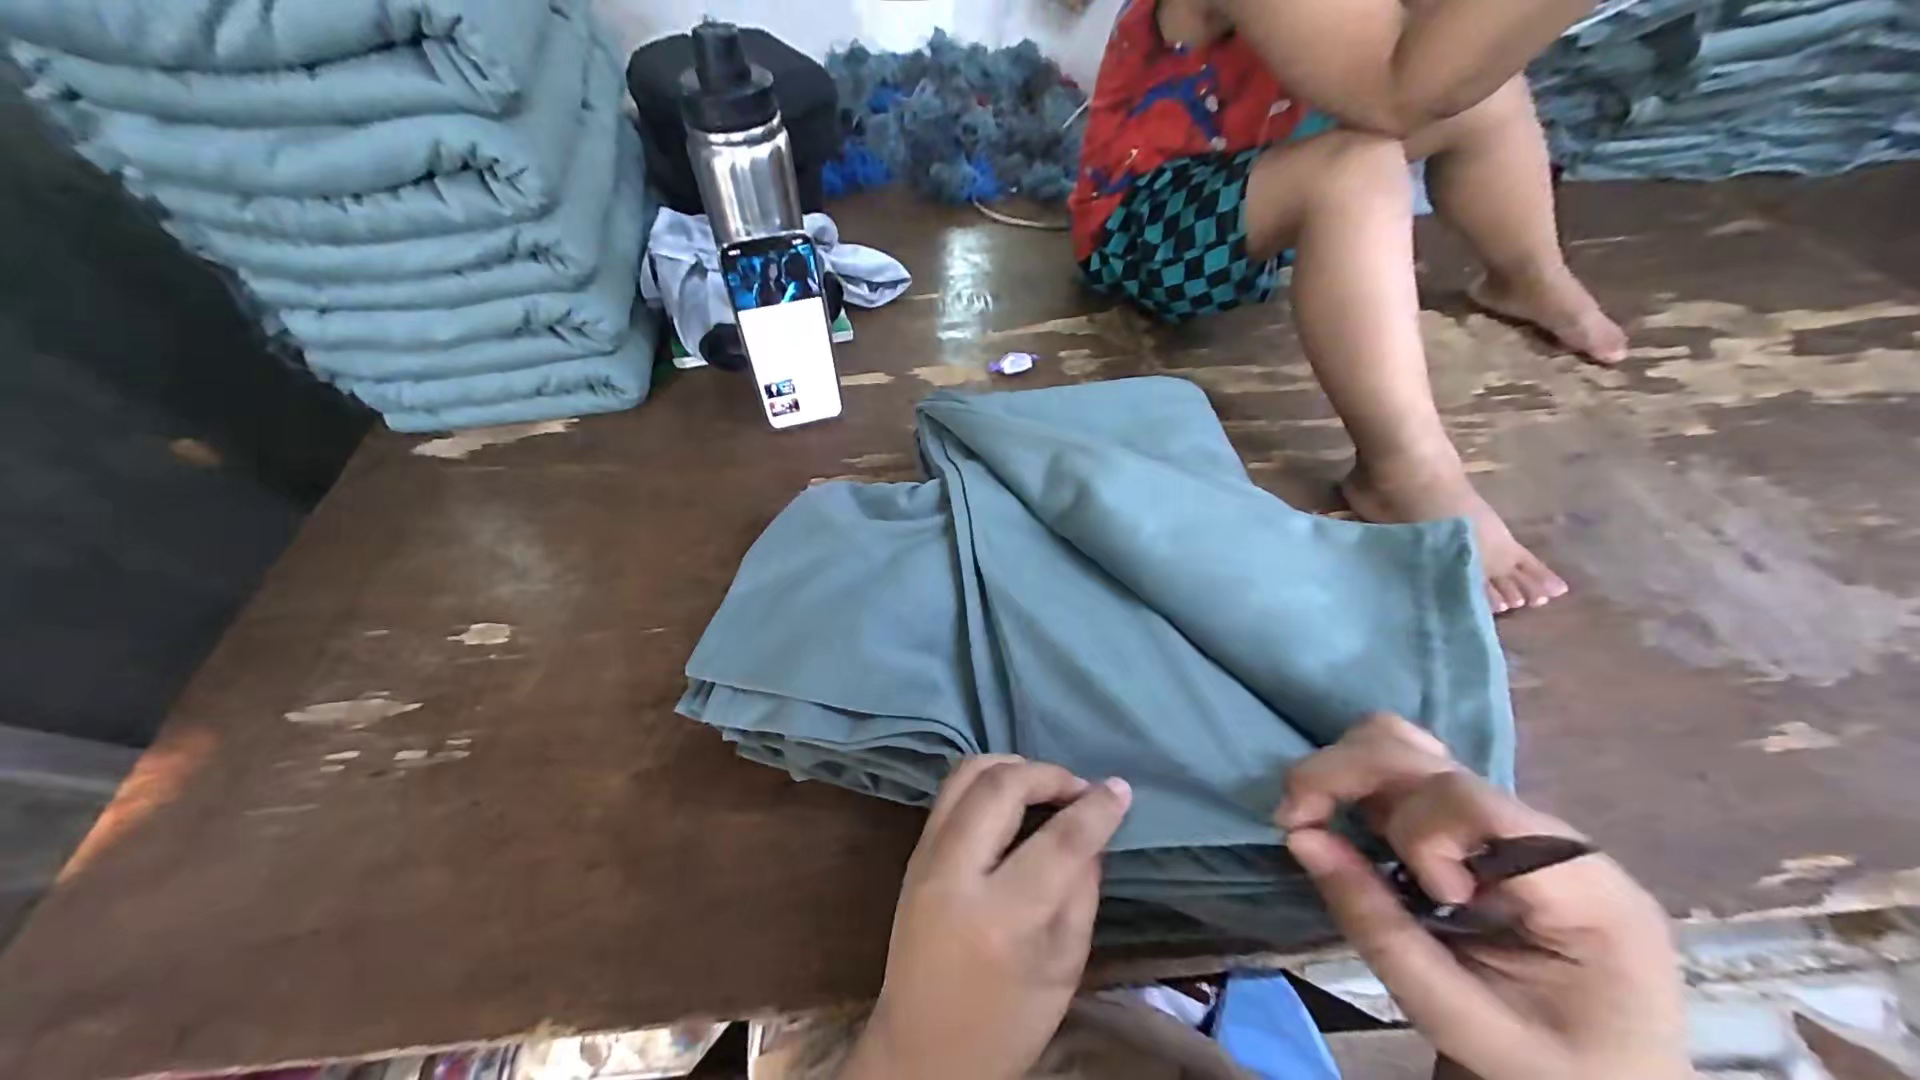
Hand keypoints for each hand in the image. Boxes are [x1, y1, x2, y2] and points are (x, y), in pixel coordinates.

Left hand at [843, 756, 1132, 1079]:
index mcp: (1000, 918)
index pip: (1058, 842)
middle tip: (1080, 789)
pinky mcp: (913, 851)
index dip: (1096, 809)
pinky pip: (951, 790)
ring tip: (1047, 786)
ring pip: (967, 773)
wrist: (920, 1050)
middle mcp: (953, 874)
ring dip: (1014, 767)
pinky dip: (988, 778)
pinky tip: (1014, 796)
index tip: (1121, 789)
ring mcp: (924, 857)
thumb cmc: (1005, 1023)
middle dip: (1049, 774)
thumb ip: (1081, 891)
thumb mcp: (1063, 967)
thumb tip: (1093, 831)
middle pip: (1001, 787)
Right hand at [1278, 714, 1691, 1079]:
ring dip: (1347, 771)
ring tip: (1316, 816)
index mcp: (1581, 888)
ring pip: (1407, 746)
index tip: (1425, 896)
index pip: (1474, 801)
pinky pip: (1408, 768)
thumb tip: (1299, 835)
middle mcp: (1547, 834)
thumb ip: (1379, 928)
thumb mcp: (1457, 1018)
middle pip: (1423, 757)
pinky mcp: (1475, 824)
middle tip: (1295, 819)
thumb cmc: (1539, 1069)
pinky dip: (1360, 780)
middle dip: (1344, 776)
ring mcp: (1507, 820)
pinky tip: (1347, 817)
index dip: (1420, 831)